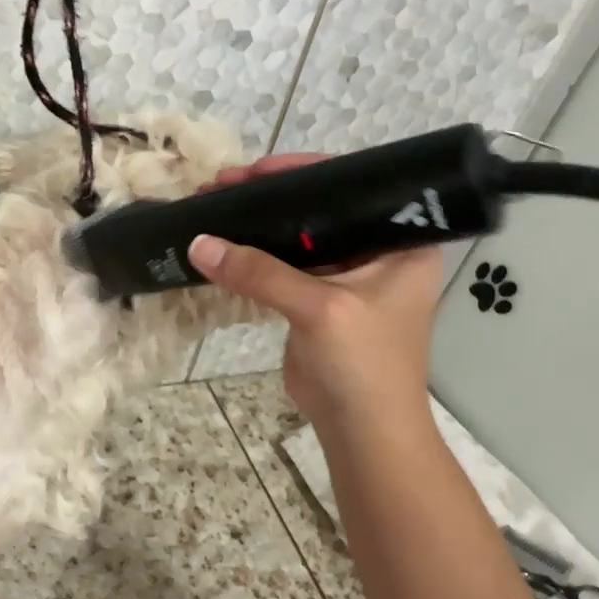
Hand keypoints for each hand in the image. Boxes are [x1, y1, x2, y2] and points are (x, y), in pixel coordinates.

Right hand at [186, 154, 443, 428]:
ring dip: (254, 227)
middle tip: (221, 186)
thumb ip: (259, 273)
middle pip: (317, 210)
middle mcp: (375, 253)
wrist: (361, 429)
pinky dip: (249, 258)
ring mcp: (343, 278)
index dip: (303, 172)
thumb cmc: (363, 364)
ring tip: (210, 208)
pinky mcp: (314, 302)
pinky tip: (218, 246)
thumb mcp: (318, 309)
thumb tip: (198, 244)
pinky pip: (278, 268)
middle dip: (268, 198)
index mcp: (400, 243)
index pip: (354, 187)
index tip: (254, 169)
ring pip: (293, 239)